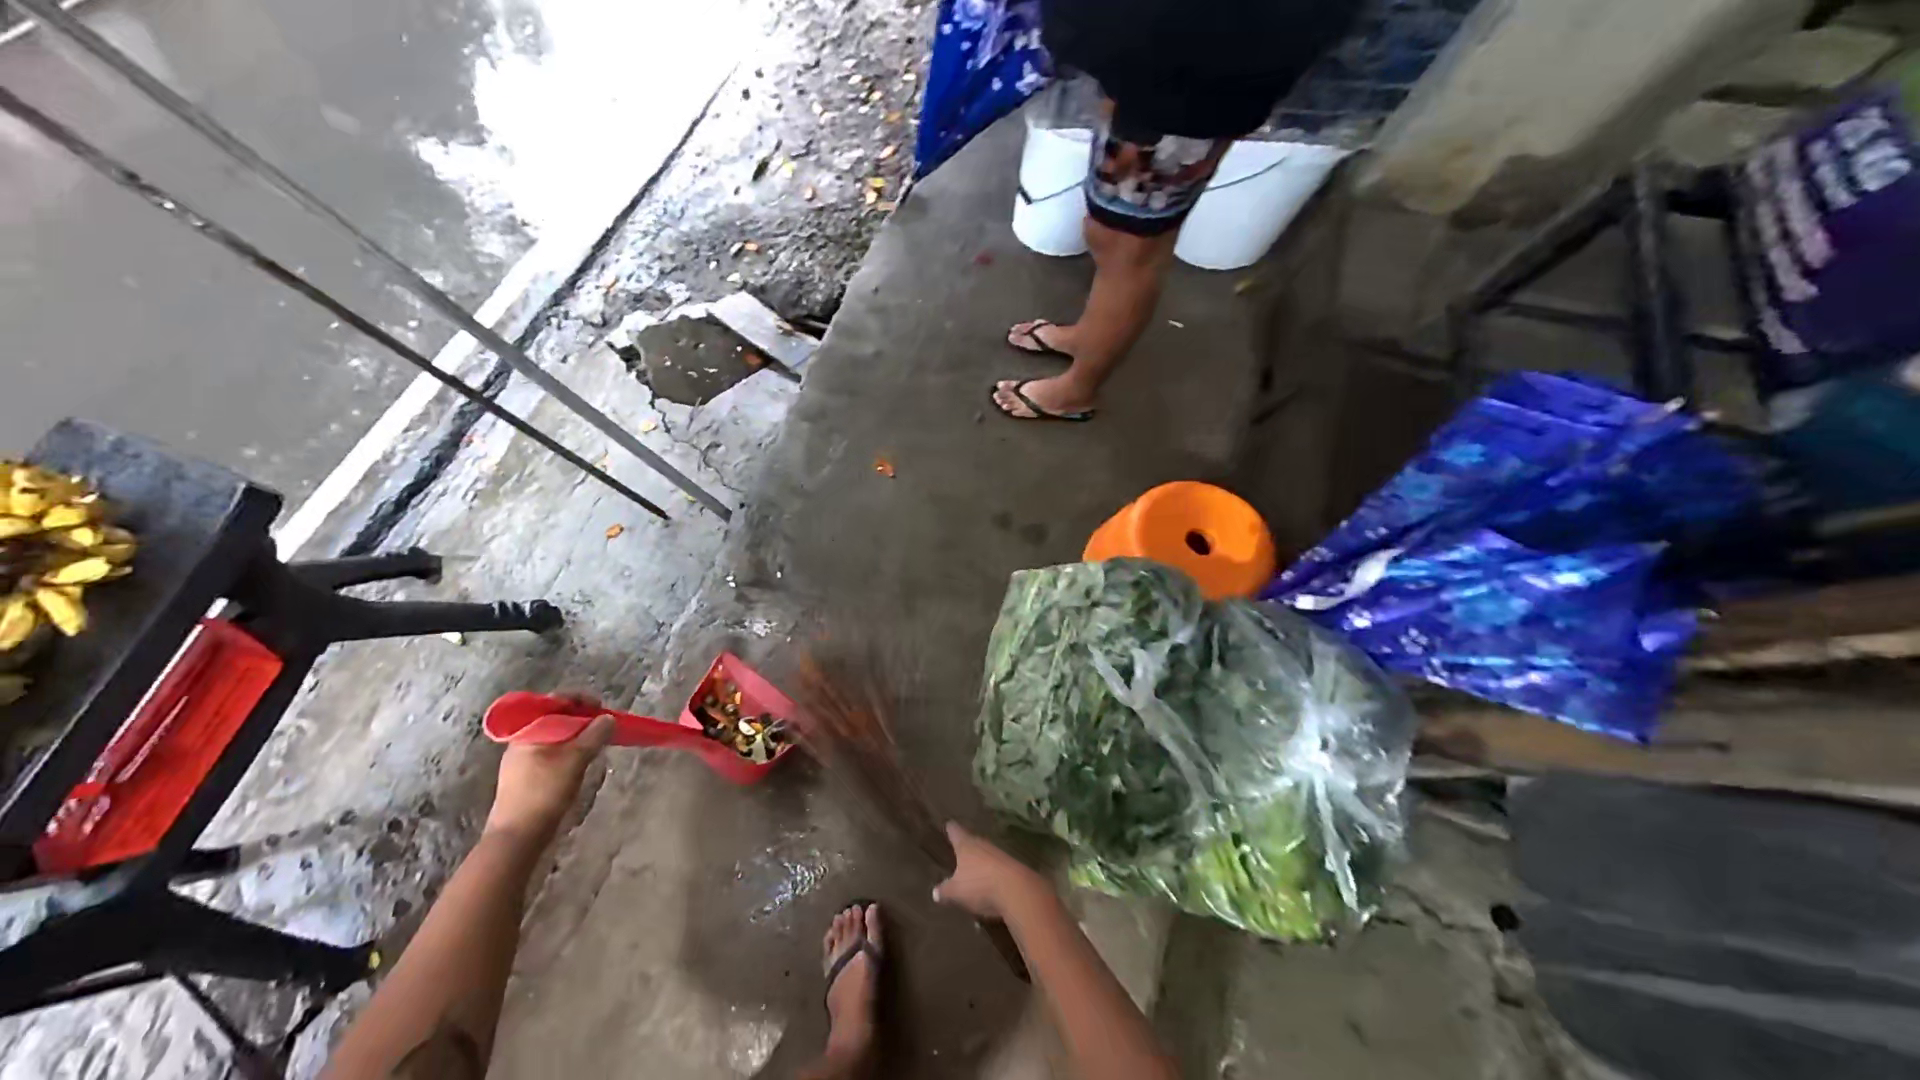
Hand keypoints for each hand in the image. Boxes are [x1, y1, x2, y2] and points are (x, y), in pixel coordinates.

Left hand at [484, 712, 614, 844]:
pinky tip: (581, 762)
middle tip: (603, 725)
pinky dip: (569, 750)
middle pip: (555, 717)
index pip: (555, 701)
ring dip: (577, 735)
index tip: (600, 707)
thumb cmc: (545, 791)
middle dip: (581, 717)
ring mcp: (522, 759)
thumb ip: (594, 734)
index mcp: (528, 730)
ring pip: (555, 736)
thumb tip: (607, 718)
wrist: (517, 835)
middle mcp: (522, 740)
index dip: (580, 699)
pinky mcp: (527, 775)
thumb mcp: (575, 759)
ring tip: (596, 743)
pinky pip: (552, 752)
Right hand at [933, 822, 1049, 919]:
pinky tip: (990, 883)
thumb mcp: (956, 892)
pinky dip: (992, 873)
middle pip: (973, 841)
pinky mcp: (1013, 867)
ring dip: (981, 860)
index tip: (948, 824)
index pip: (956, 831)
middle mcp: (983, 844)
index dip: (951, 829)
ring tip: (973, 868)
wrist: (1018, 890)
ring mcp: (1000, 854)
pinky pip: (998, 867)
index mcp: (966, 845)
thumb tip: (935, 892)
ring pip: (986, 854)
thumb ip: (945, 890)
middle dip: (967, 846)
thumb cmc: (980, 885)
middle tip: (960, 848)